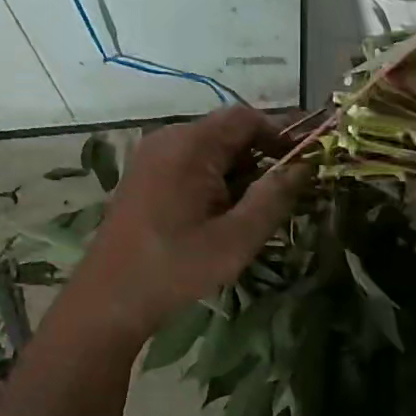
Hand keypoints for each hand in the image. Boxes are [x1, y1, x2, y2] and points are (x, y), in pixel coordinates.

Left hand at [68, 107, 306, 333]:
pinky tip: (219, 214)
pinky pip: (188, 162)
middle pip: (227, 131)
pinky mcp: (143, 175)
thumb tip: (304, 165)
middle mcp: (168, 138)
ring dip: (237, 170)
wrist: (110, 298)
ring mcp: (151, 156)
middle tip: (282, 193)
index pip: (247, 117)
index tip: (305, 160)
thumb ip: (275, 196)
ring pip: (209, 148)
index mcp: (190, 145)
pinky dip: (213, 178)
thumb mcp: (238, 237)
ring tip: (251, 210)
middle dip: (260, 156)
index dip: (281, 133)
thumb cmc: (177, 267)